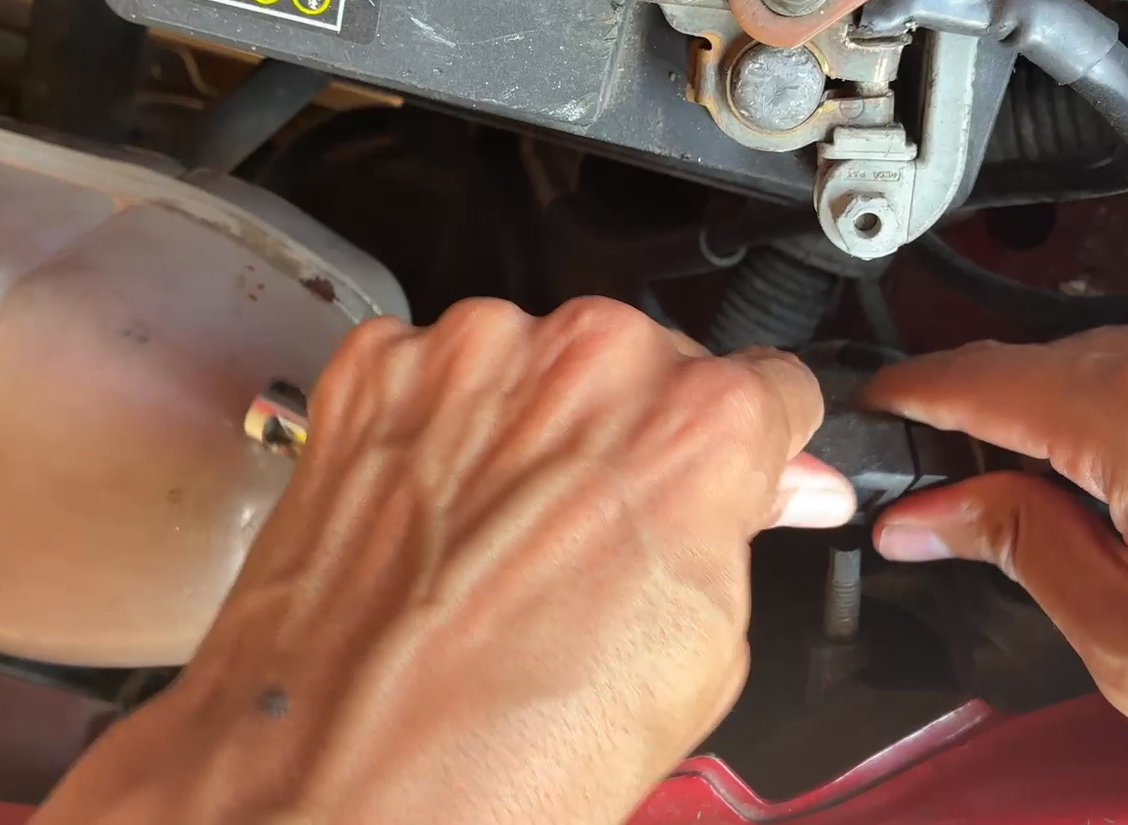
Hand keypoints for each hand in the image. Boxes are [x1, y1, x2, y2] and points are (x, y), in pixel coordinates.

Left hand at [34, 297, 854, 824]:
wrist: (347, 780)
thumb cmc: (526, 742)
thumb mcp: (700, 639)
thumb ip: (742, 520)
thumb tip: (779, 477)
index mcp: (698, 420)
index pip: (769, 383)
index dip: (754, 433)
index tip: (727, 455)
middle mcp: (594, 356)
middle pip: (647, 361)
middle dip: (635, 426)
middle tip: (589, 516)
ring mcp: (479, 348)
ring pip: (544, 357)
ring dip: (536, 416)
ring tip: (499, 520)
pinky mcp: (384, 364)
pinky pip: (442, 366)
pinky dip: (445, 415)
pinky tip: (434, 496)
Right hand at [863, 293, 1127, 824]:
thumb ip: (1010, 541)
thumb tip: (926, 516)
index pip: (985, 380)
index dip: (917, 393)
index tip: (886, 401)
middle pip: (1051, 364)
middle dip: (995, 416)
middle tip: (959, 477)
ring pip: (1120, 358)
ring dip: (1072, 411)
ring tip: (1065, 491)